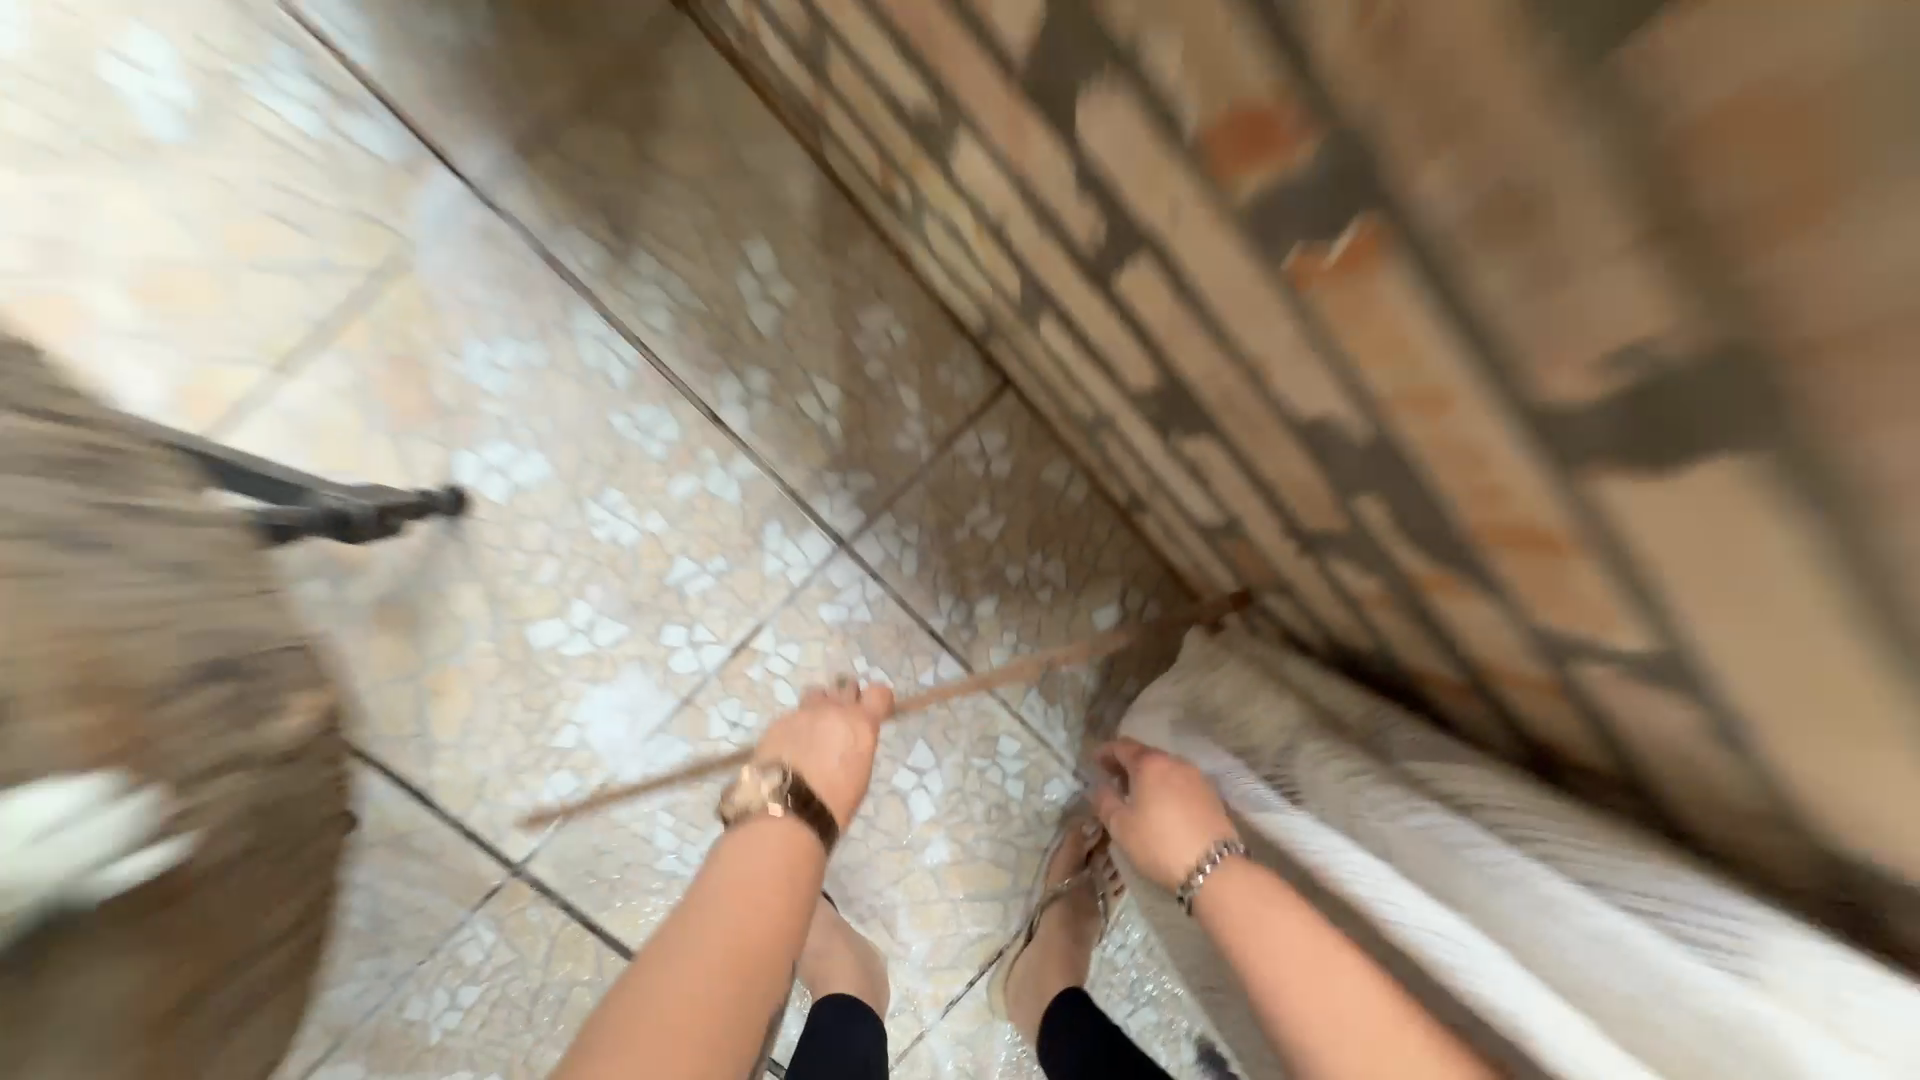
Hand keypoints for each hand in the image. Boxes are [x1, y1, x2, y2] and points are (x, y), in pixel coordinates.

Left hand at [752, 677, 894, 828]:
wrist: (786, 810)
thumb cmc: (834, 803)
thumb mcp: (860, 773)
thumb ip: (858, 744)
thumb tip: (850, 739)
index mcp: (861, 723)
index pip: (879, 692)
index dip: (879, 699)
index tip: (875, 710)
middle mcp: (833, 710)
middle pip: (846, 687)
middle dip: (847, 700)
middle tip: (842, 721)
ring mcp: (803, 713)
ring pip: (816, 694)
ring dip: (820, 706)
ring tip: (814, 729)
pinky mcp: (778, 722)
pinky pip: (793, 715)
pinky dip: (796, 726)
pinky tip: (790, 748)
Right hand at [1090, 738, 1238, 891]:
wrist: (1215, 868)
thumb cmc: (1158, 843)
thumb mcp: (1120, 825)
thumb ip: (1104, 800)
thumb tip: (1099, 787)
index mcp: (1149, 764)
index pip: (1122, 746)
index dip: (1105, 751)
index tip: (1094, 761)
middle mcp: (1174, 761)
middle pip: (1145, 754)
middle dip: (1127, 763)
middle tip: (1112, 778)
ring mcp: (1196, 776)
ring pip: (1166, 767)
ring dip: (1148, 774)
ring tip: (1137, 792)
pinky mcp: (1211, 794)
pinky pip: (1181, 781)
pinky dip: (1167, 785)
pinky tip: (1162, 804)